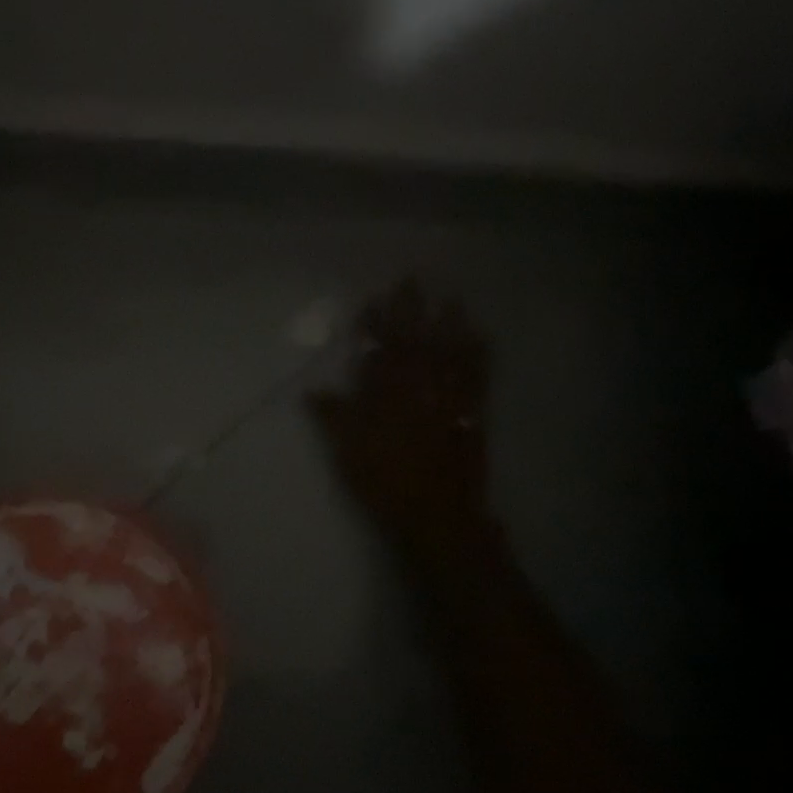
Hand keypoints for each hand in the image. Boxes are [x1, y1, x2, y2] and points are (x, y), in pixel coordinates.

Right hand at [309, 278, 497, 568]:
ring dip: (450, 323)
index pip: (379, 347)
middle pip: (416, 338)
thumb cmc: (384, 482)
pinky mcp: (472, 411)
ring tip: (451, 299)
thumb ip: (333, 416)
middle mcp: (419, 385)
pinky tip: (481, 340)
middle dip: (411, 309)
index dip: (375, 322)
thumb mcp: (347, 450)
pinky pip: (478, 374)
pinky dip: (478, 353)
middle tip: (411, 280)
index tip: (371, 301)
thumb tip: (312, 391)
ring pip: (450, 349)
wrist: (436, 511)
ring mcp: (449, 396)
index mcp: (386, 391)